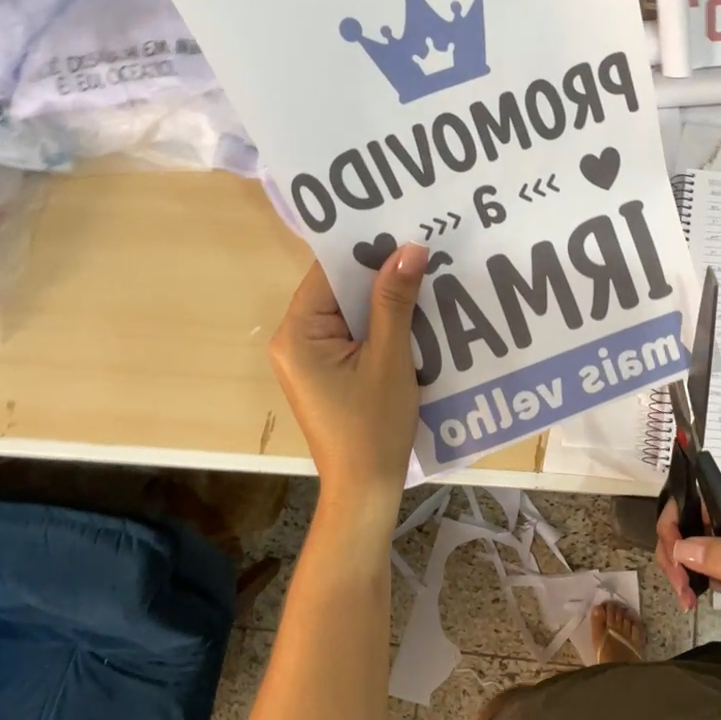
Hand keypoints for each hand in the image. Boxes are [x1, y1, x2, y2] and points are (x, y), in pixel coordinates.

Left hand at [269, 245, 427, 510]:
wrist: (365, 488)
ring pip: (349, 312)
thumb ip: (395, 301)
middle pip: (338, 290)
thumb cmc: (374, 426)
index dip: (367, 250)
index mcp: (298, 333)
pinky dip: (380, 327)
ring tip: (426, 279)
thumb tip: (410, 247)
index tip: (406, 231)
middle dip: (380, 275)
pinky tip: (414, 319)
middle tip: (424, 251)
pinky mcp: (326, 373)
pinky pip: (353, 336)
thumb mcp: (390, 359)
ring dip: (384, 302)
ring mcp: (309, 358)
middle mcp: (294, 340)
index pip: (329, 272)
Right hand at [656, 497, 720, 662]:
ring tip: (686, 601)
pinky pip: (703, 566)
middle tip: (680, 591)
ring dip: (681, 571)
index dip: (672, 527)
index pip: (691, 503)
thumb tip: (681, 547)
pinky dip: (692, 580)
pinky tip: (695, 600)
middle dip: (674, 555)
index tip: (672, 563)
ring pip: (691, 548)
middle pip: (686, 527)